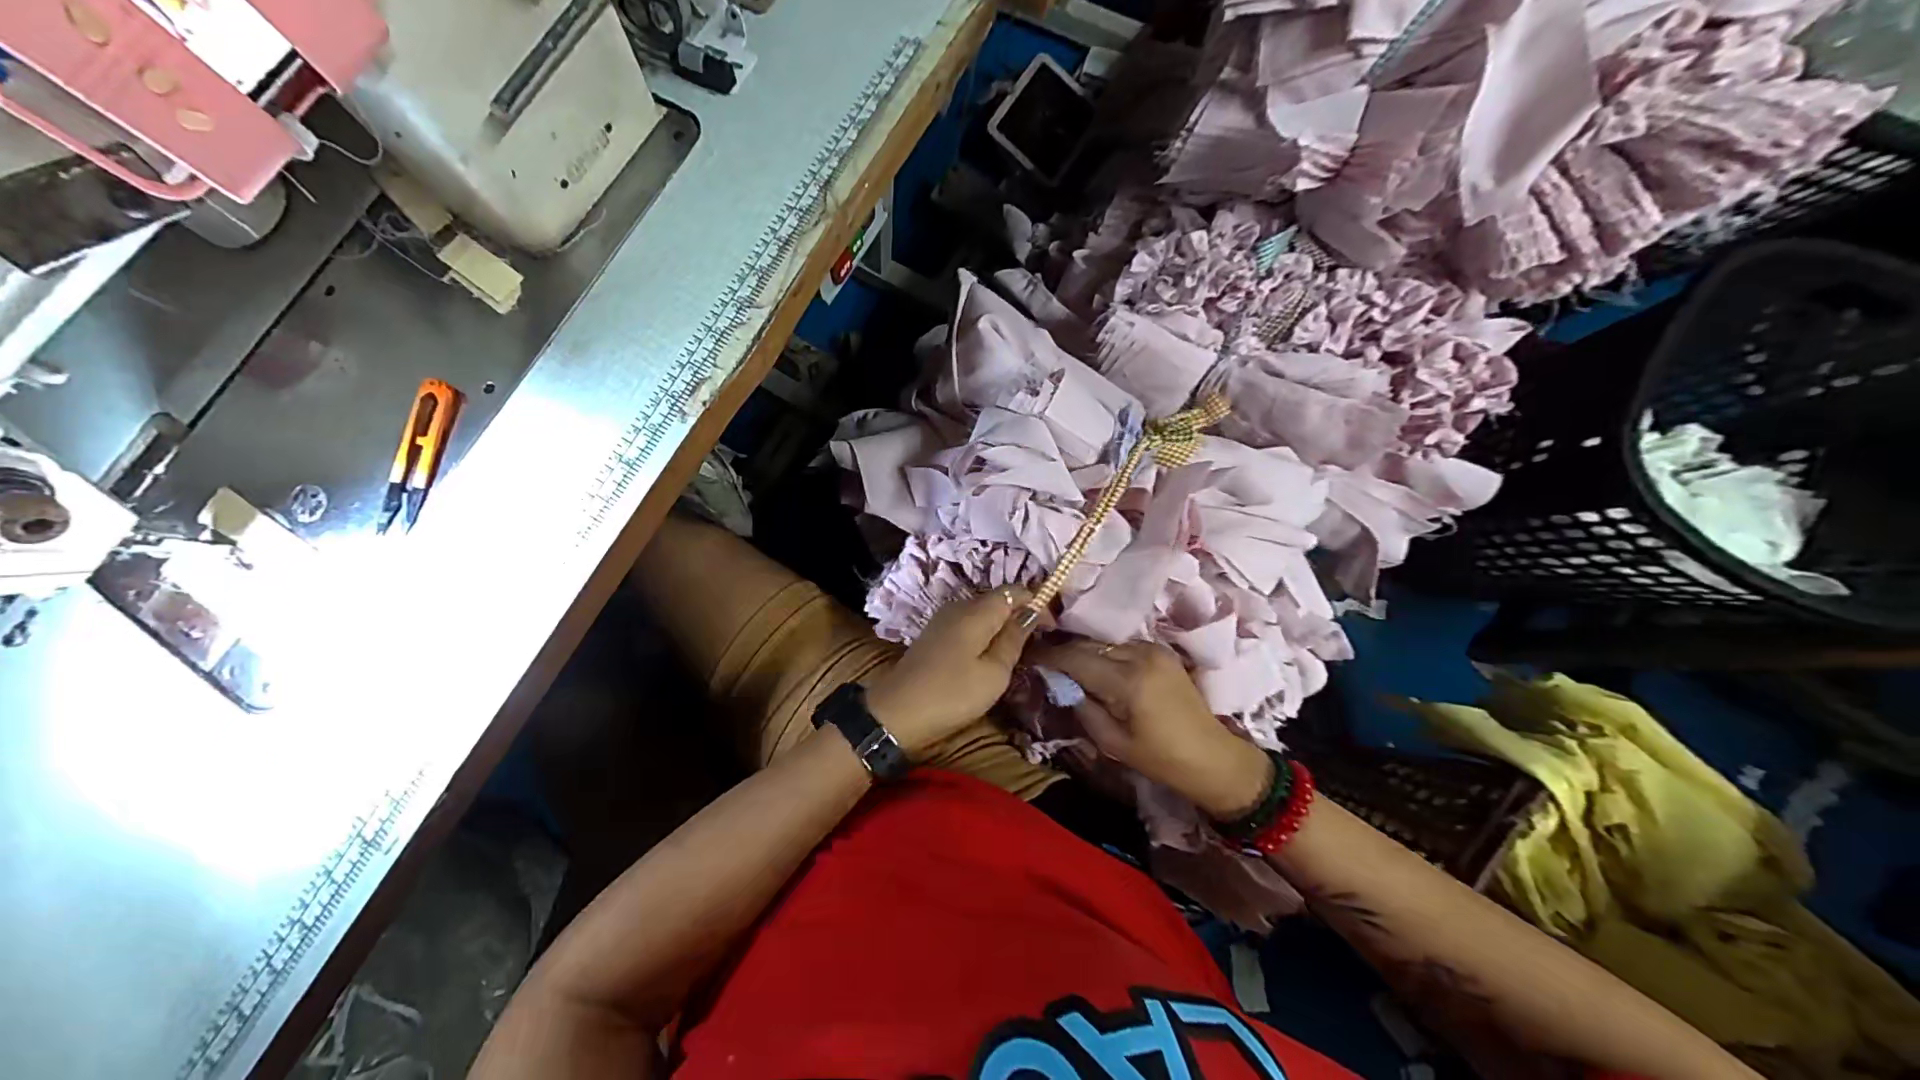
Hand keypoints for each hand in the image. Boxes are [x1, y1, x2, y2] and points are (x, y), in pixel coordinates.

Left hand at [865, 588, 1041, 758]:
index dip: (1038, 603)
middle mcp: (959, 606)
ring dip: (1002, 626)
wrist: (896, 714)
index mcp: (977, 610)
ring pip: (982, 613)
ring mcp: (943, 620)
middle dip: (1021, 614)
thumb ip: (1014, 638)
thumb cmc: (952, 694)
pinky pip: (968, 625)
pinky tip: (989, 656)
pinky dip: (985, 634)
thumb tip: (1032, 611)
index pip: (1015, 591)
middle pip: (998, 600)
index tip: (1053, 628)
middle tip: (1039, 642)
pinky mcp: (934, 635)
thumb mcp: (994, 672)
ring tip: (1018, 652)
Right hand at [1028, 639, 1272, 819]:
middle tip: (1041, 662)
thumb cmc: (1161, 759)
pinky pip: (1122, 647)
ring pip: (1104, 644)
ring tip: (1065, 666)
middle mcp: (1140, 654)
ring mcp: (1153, 649)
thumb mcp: (1112, 743)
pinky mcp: (1162, 651)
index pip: (1075, 658)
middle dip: (1063, 653)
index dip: (1048, 657)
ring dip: (1084, 653)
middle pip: (1088, 646)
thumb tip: (1060, 684)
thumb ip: (1082, 708)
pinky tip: (1095, 669)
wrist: (1214, 757)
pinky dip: (1104, 656)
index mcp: (1128, 680)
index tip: (1027, 657)